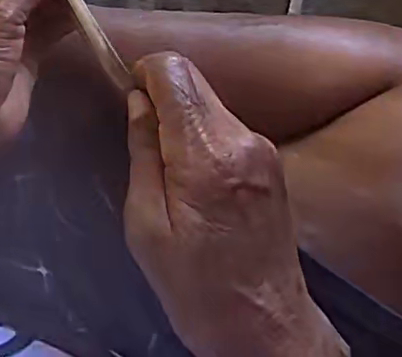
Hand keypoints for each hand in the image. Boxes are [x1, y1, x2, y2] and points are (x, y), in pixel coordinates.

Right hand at [124, 52, 348, 356]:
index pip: (173, 70)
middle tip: (146, 138)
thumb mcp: (145, 223)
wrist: (268, 332)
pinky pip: (221, 119)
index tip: (132, 103)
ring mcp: (261, 147)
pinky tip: (195, 175)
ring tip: (170, 166)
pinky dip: (199, 129)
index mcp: (205, 154)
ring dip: (180, 114)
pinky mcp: (269, 158)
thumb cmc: (196, 286)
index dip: (144, 73)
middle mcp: (240, 139)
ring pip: (205, 96)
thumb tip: (137, 99)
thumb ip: (141, 150)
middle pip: (190, 77)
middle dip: (160, 93)